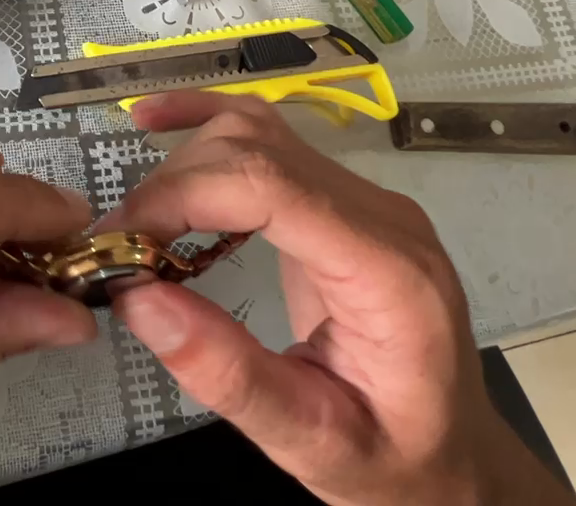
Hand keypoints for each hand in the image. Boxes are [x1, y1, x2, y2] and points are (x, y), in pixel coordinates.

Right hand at [100, 91, 574, 505]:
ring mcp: (357, 194)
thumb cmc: (395, 458)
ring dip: (180, 163)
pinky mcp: (332, 193)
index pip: (271, 186)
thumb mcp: (313, 444)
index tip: (122, 238)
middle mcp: (378, 211)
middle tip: (121, 246)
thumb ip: (228, 374)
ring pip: (251, 130)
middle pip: (254, 150)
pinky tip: (154, 118)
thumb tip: (136, 296)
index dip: (183, 195)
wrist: (455, 453)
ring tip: (139, 222)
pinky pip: (262, 135)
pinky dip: (203, 119)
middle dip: (171, 186)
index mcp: (387, 270)